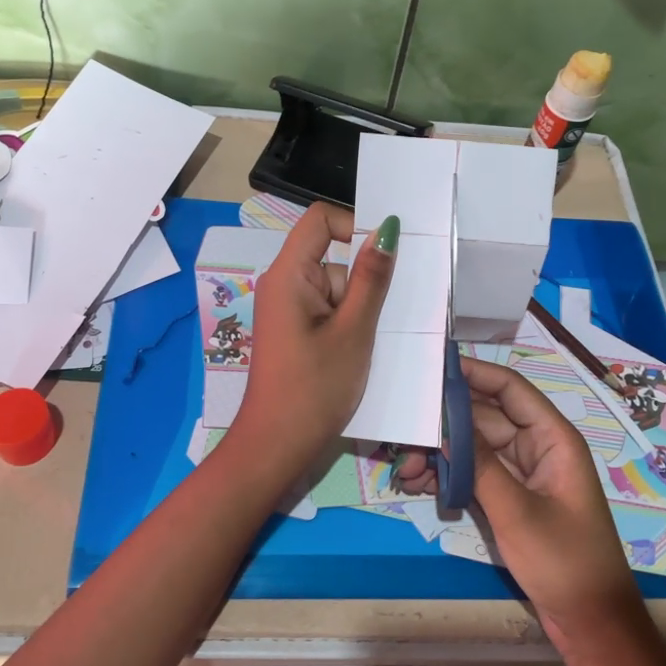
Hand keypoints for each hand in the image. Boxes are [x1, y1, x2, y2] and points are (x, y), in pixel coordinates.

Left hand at [233, 203, 395, 455]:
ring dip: (359, 310)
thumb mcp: (354, 330)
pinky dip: (348, 325)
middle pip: (332, 256)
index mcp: (289, 274)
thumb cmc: (315, 387)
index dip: (355, 227)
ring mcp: (287, 309)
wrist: (277, 445)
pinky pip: (327, 311)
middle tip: (378, 319)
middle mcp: (283, 283)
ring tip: (366, 345)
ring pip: (336, 288)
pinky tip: (357, 354)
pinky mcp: (294, 331)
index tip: (384, 261)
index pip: (320, 219)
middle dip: (363, 282)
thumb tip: (388, 230)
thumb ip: (372, 278)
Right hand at [396, 358, 638, 649]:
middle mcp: (536, 448)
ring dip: (440, 454)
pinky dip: (447, 476)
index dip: (473, 373)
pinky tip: (419, 484)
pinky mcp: (507, 498)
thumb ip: (479, 465)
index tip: (432, 367)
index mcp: (553, 439)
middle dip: (443, 424)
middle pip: (483, 419)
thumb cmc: (564, 561)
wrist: (589, 621)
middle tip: (402, 433)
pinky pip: (472, 474)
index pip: (510, 389)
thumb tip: (442, 426)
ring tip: (405, 470)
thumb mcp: (518, 512)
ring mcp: (520, 474)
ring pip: (472, 448)